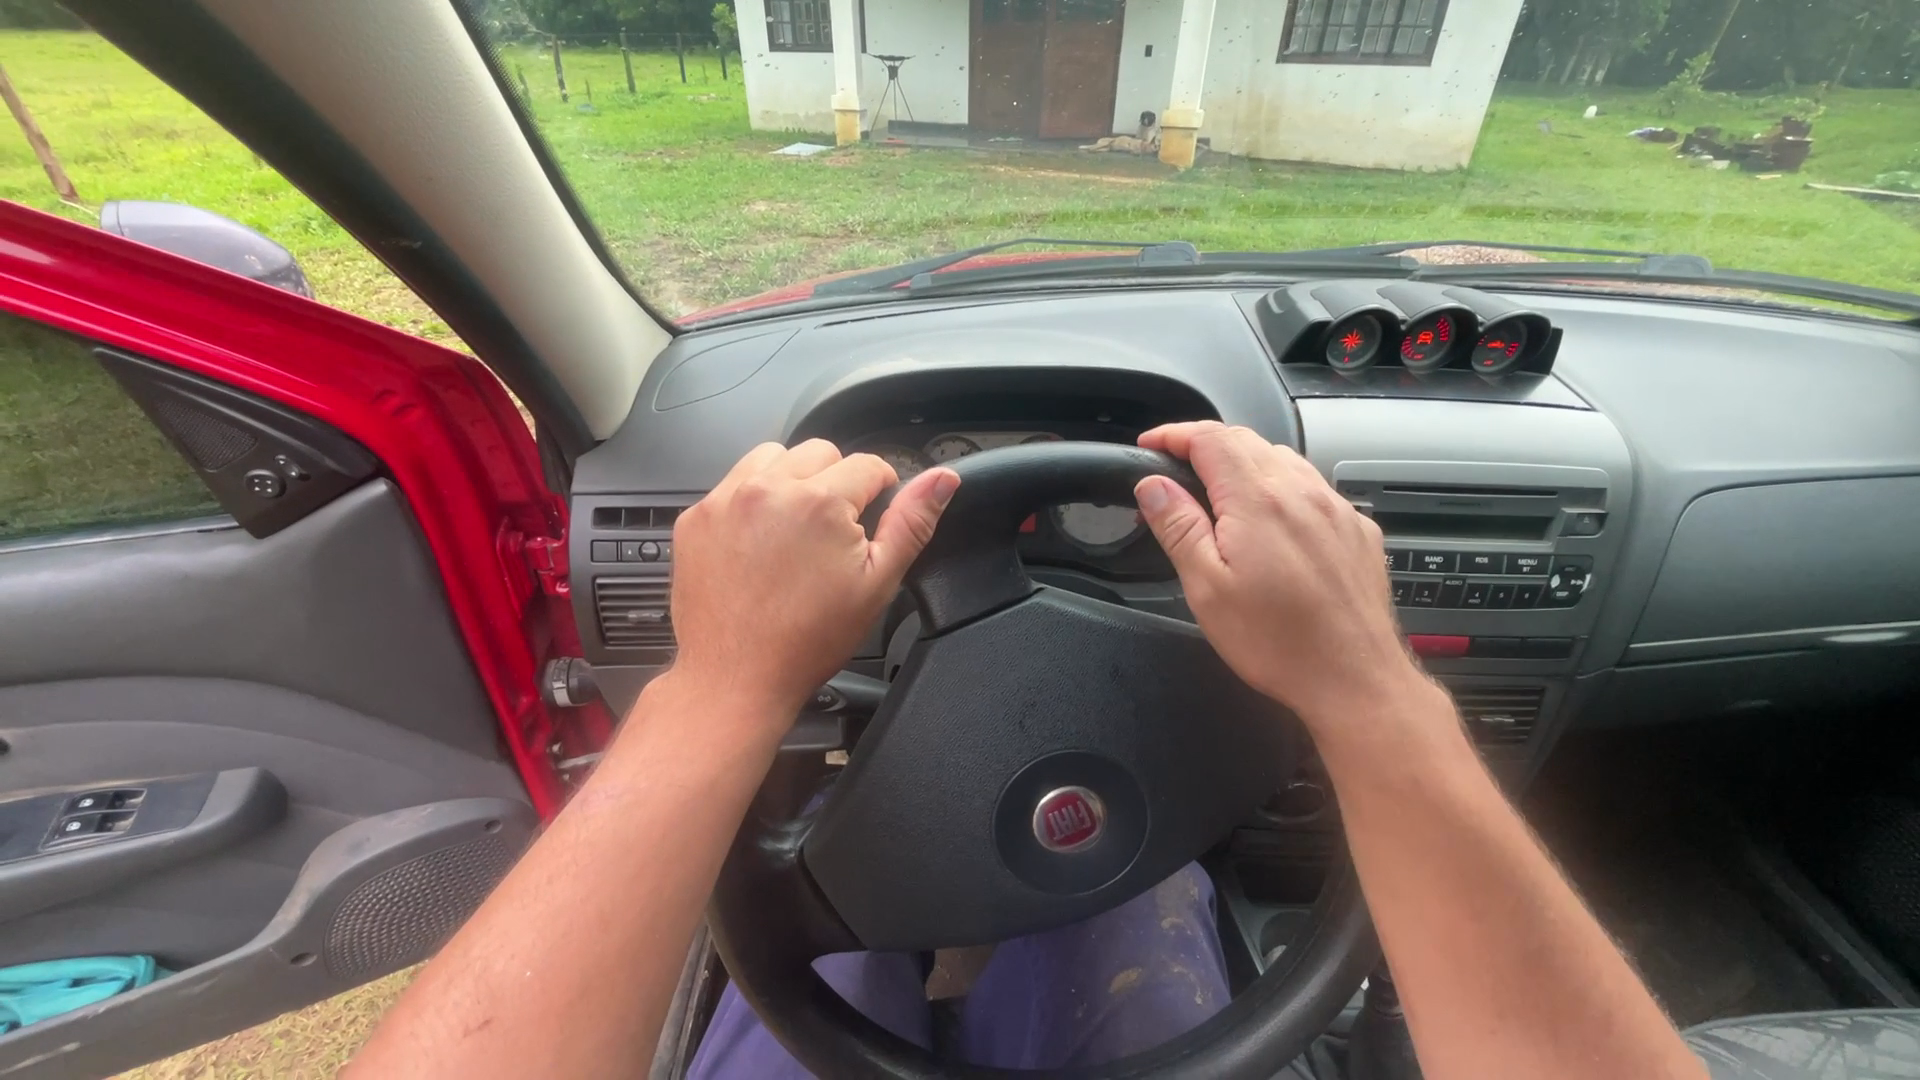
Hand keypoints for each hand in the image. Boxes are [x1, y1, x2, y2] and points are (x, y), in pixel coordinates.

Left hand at [667, 440, 958, 732]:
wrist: (735, 678)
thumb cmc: (806, 640)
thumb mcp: (878, 582)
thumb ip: (912, 522)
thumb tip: (942, 480)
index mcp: (820, 502)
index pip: (867, 464)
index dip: (881, 490)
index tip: (872, 516)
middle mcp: (769, 489)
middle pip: (821, 452)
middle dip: (836, 482)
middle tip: (834, 532)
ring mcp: (726, 500)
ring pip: (774, 457)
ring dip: (792, 480)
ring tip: (797, 529)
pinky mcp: (696, 517)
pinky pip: (734, 483)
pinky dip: (753, 500)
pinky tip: (762, 541)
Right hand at [1133, 422, 1433, 732]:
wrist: (1354, 680)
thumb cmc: (1278, 643)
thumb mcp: (1206, 587)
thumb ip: (1177, 526)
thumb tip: (1152, 486)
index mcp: (1257, 500)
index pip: (1210, 438)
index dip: (1174, 434)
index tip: (1151, 444)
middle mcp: (1301, 493)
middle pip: (1246, 440)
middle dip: (1204, 446)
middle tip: (1175, 472)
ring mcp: (1334, 509)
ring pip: (1281, 460)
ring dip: (1242, 463)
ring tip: (1216, 494)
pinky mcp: (1356, 529)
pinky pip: (1311, 488)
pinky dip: (1279, 487)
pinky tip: (1268, 521)